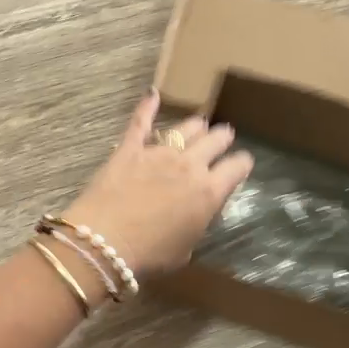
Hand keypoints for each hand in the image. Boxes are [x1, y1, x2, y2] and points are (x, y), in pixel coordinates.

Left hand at [62, 90, 253, 274]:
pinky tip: (152, 93)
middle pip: (215, 141)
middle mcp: (190, 165)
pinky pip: (141, 121)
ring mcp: (159, 152)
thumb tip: (197, 212)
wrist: (105, 242)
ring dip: (196, 125)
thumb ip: (197, 223)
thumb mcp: (186, 248)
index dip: (242, 163)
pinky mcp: (130, 148)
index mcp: (209, 192)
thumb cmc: (150, 255)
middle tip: (224, 136)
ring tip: (200, 123)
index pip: (236, 168)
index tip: (243, 162)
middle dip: (222, 138)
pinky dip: (147, 105)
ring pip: (186, 128)